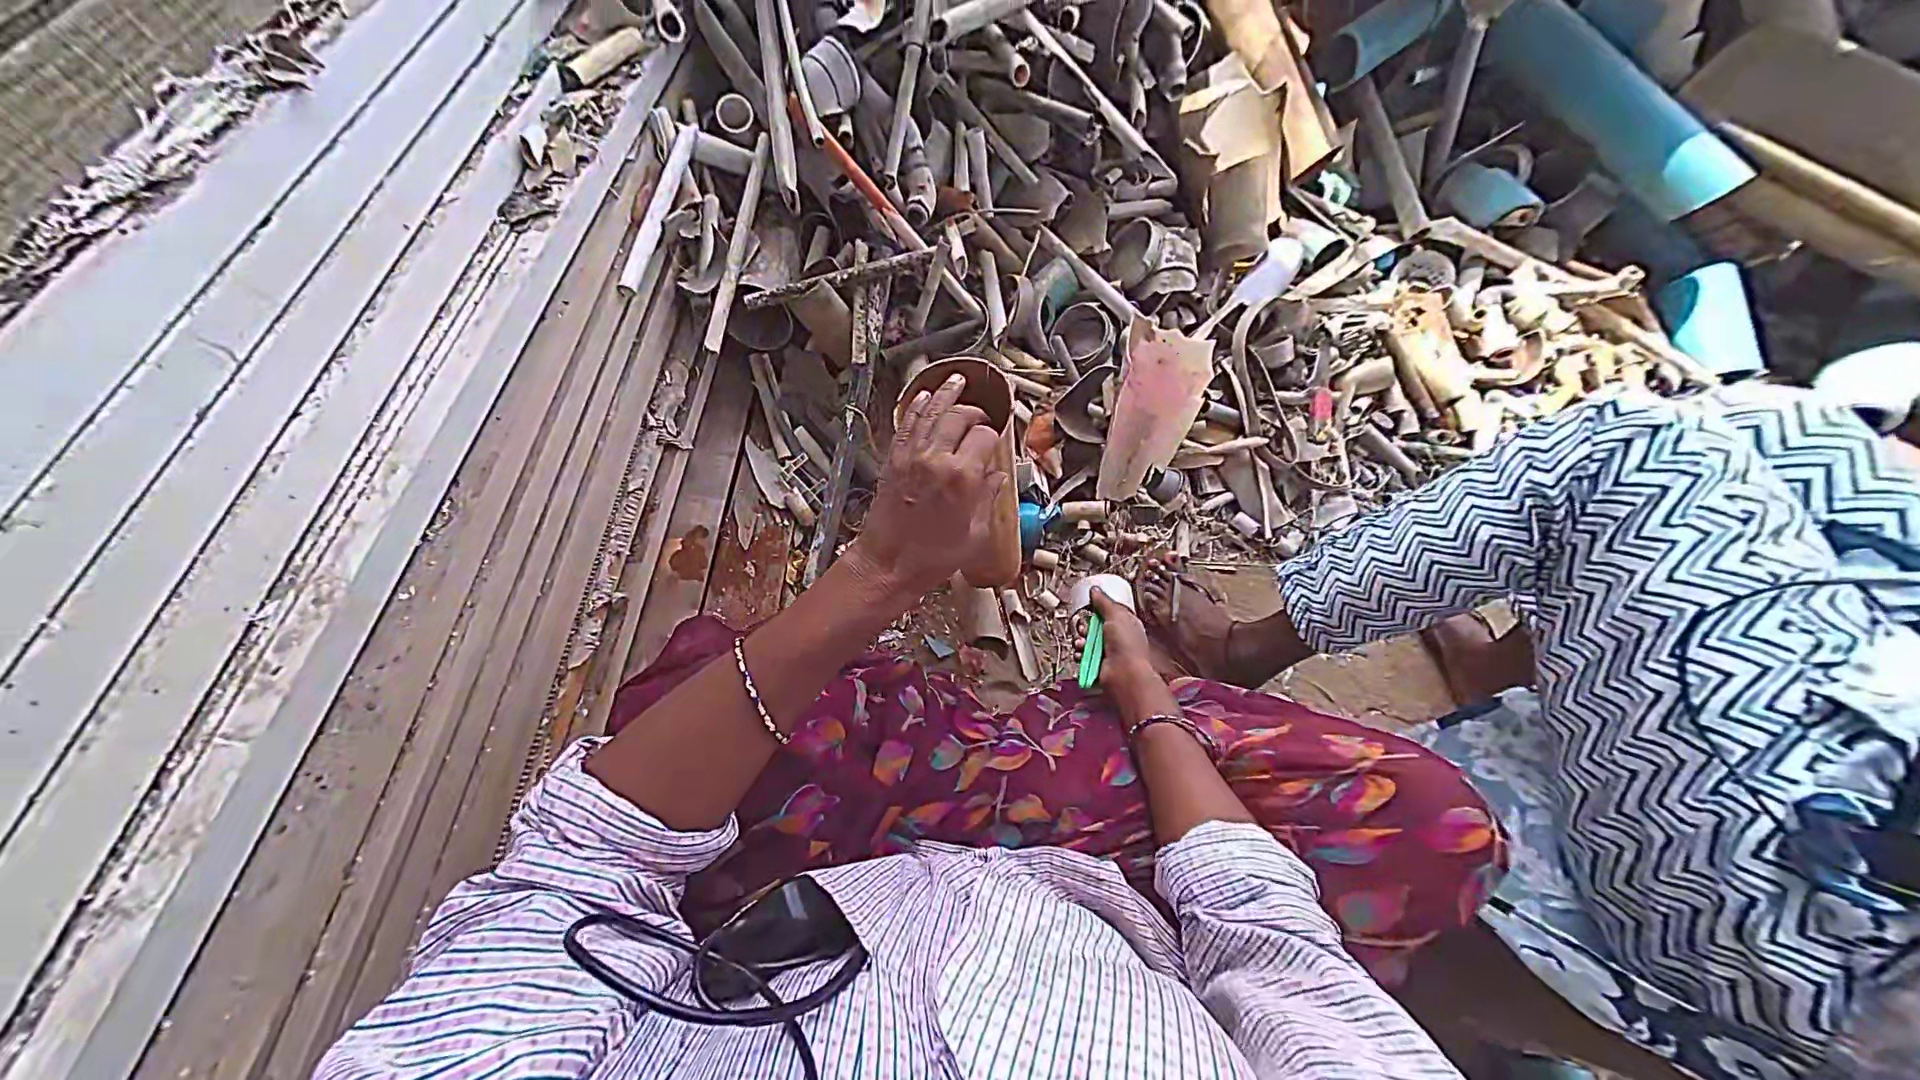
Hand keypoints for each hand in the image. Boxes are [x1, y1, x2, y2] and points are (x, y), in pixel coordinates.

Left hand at [845, 373, 1007, 600]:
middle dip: (975, 412)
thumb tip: (997, 479)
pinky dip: (916, 407)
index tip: (996, 442)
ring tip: (956, 381)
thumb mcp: (975, 533)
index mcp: (962, 478)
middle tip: (982, 416)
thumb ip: (988, 499)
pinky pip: (907, 425)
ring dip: (945, 394)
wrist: (888, 565)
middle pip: (960, 417)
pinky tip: (924, 398)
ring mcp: (911, 458)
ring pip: (931, 412)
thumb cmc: (929, 558)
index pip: (985, 437)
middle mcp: (936, 460)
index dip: (994, 436)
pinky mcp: (894, 461)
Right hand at [1089, 589, 1163, 714]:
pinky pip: (1082, 655)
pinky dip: (1080, 654)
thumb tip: (1095, 590)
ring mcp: (1107, 652)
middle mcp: (1117, 638)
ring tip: (1082, 643)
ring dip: (1080, 641)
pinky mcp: (1097, 664)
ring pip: (1086, 641)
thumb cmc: (1125, 644)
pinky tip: (1082, 653)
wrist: (1123, 673)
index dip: (1098, 611)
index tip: (1089, 608)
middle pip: (1093, 626)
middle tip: (1084, 628)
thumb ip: (1104, 602)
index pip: (1108, 613)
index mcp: (1126, 624)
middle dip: (1085, 626)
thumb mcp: (1116, 615)